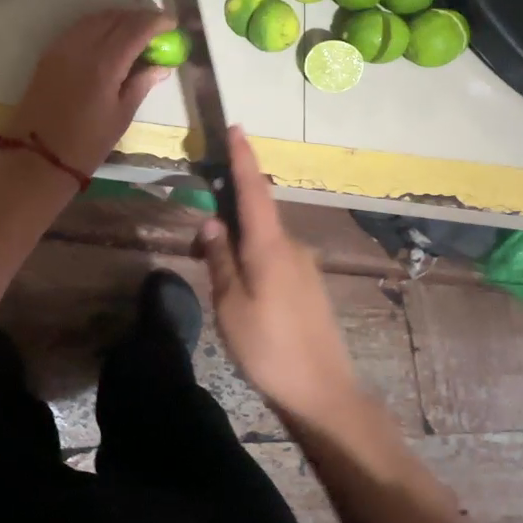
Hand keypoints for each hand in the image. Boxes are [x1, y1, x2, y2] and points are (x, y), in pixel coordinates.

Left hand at [5, 7, 171, 176]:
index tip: (171, 23)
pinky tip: (107, 37)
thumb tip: (161, 66)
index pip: (135, 29)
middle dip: (138, 17)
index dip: (156, 22)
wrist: (39, 155)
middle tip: (156, 26)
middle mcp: (82, 48)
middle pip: (114, 18)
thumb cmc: (87, 142)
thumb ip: (141, 84)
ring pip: (94, 18)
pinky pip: (78, 28)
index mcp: (105, 64)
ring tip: (134, 29)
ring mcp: (62, 48)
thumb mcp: (121, 116)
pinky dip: (97, 24)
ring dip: (117, 18)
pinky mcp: (49, 53)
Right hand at [197, 127, 362, 423]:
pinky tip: (239, 287)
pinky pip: (273, 258)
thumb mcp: (230, 305)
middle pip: (256, 214)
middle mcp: (291, 247)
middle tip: (198, 233)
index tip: (236, 128)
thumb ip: (220, 259)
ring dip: (237, 242)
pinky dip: (251, 258)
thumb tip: (212, 221)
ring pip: (263, 240)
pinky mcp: (307, 287)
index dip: (243, 158)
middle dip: (228, 211)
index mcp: (270, 246)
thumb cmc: (269, 348)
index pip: (254, 191)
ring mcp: (303, 267)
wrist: (323, 393)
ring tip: (213, 269)